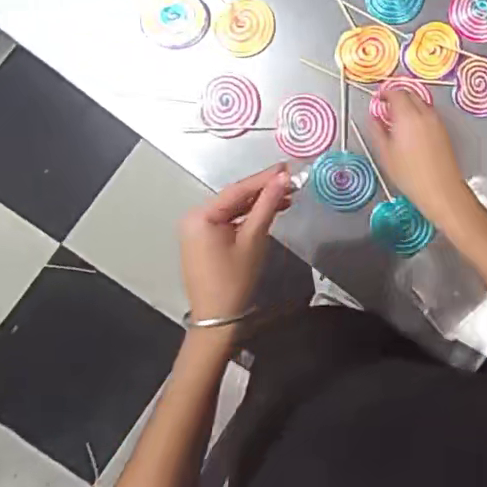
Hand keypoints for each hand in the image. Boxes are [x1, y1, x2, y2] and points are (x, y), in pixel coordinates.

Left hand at [178, 163, 291, 320]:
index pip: (238, 190)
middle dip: (263, 190)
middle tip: (291, 181)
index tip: (287, 167)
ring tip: (287, 196)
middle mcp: (194, 217)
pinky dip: (247, 217)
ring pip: (233, 210)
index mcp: (201, 215)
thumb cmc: (234, 280)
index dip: (264, 178)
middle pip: (234, 198)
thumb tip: (283, 179)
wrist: (217, 319)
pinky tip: (269, 212)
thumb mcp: (253, 240)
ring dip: (258, 204)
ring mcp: (197, 229)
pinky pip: (228, 221)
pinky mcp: (204, 240)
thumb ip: (267, 206)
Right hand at [365, 88, 471, 223]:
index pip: (396, 93)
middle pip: (410, 94)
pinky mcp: (443, 131)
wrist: (440, 189)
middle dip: (397, 96)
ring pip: (421, 103)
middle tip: (386, 105)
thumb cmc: (410, 175)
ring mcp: (436, 122)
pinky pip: (429, 114)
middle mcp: (424, 114)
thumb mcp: (385, 153)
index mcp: (407, 116)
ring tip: (397, 118)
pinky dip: (418, 114)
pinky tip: (411, 129)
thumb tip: (373, 118)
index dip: (385, 92)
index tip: (378, 97)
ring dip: (409, 105)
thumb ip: (377, 130)